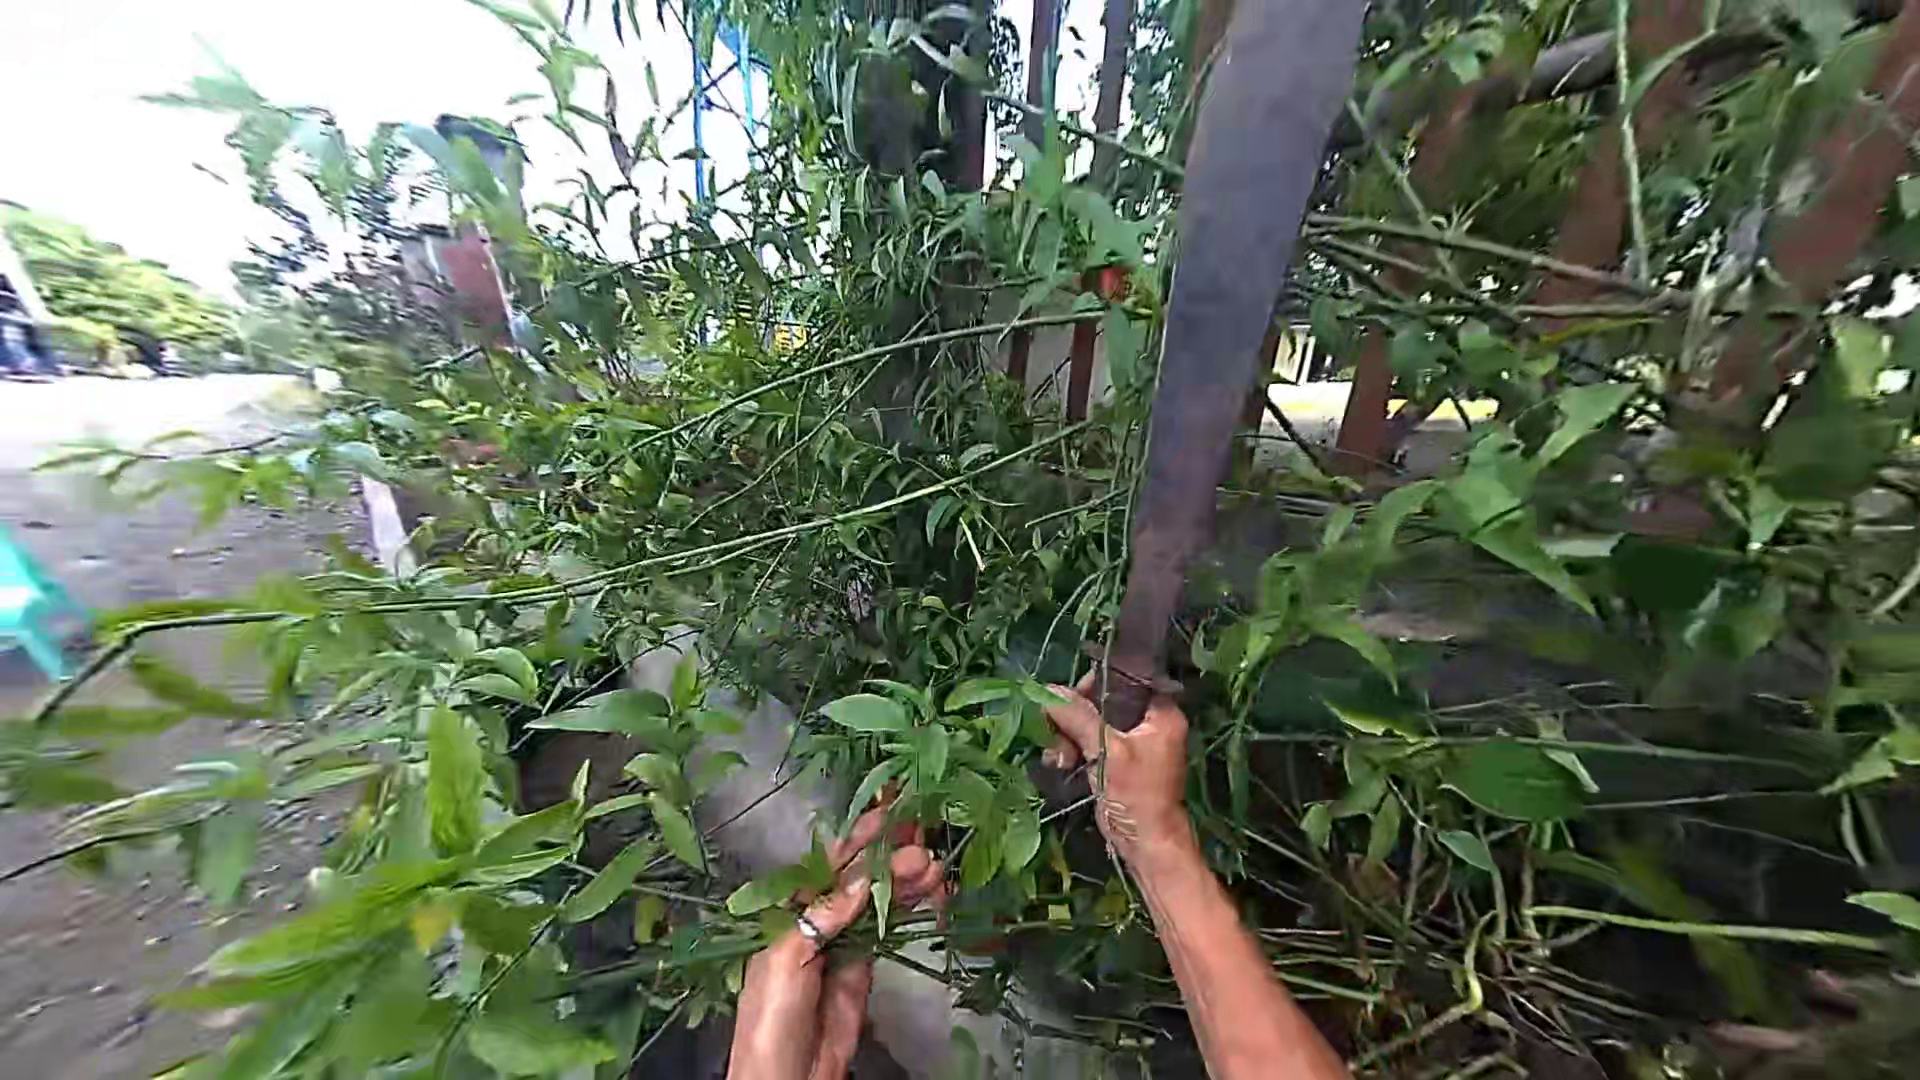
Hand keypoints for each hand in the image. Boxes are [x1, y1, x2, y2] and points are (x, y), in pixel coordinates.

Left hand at [727, 807, 945, 1079]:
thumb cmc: (772, 1017)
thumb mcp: (786, 960)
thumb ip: (824, 916)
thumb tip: (863, 877)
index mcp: (794, 907)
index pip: (830, 864)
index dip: (859, 838)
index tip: (888, 815)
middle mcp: (822, 915)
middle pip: (861, 877)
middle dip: (890, 859)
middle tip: (921, 848)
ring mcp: (846, 937)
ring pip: (880, 897)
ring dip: (906, 879)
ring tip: (934, 867)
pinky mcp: (866, 961)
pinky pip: (889, 924)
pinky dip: (909, 905)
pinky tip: (929, 890)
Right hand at [1042, 672, 1192, 865]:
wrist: (1146, 846)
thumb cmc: (1137, 795)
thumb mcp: (1107, 751)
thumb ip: (1078, 717)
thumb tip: (1046, 690)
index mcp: (1160, 712)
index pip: (1124, 679)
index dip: (1095, 684)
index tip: (1069, 700)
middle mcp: (1148, 721)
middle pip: (1102, 700)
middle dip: (1074, 716)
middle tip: (1056, 731)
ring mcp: (1131, 741)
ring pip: (1090, 721)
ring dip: (1069, 736)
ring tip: (1059, 757)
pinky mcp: (1116, 758)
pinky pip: (1089, 740)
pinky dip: (1073, 749)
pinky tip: (1061, 763)